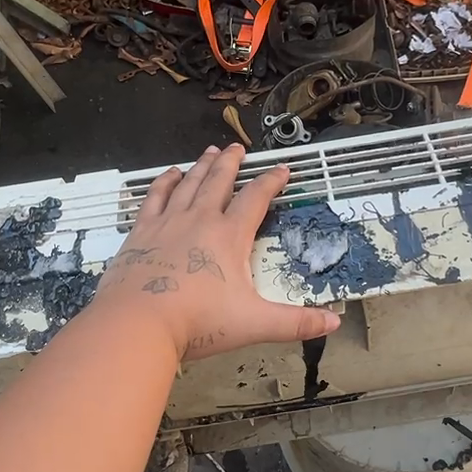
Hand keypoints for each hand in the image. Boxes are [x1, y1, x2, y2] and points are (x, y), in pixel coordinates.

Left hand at [88, 144, 339, 360]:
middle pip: (219, 181)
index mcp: (229, 236)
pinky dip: (164, 182)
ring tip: (209, 152)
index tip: (281, 170)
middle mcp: (200, 219)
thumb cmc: (198, 323)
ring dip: (202, 166)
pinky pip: (155, 197)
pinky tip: (169, 175)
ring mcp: (168, 222)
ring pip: (189, 183)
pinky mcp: (142, 232)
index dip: (271, 181)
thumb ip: (295, 322)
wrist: (138, 323)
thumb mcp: (254, 324)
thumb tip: (333, 321)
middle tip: (237, 148)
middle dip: (232, 163)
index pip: (256, 198)